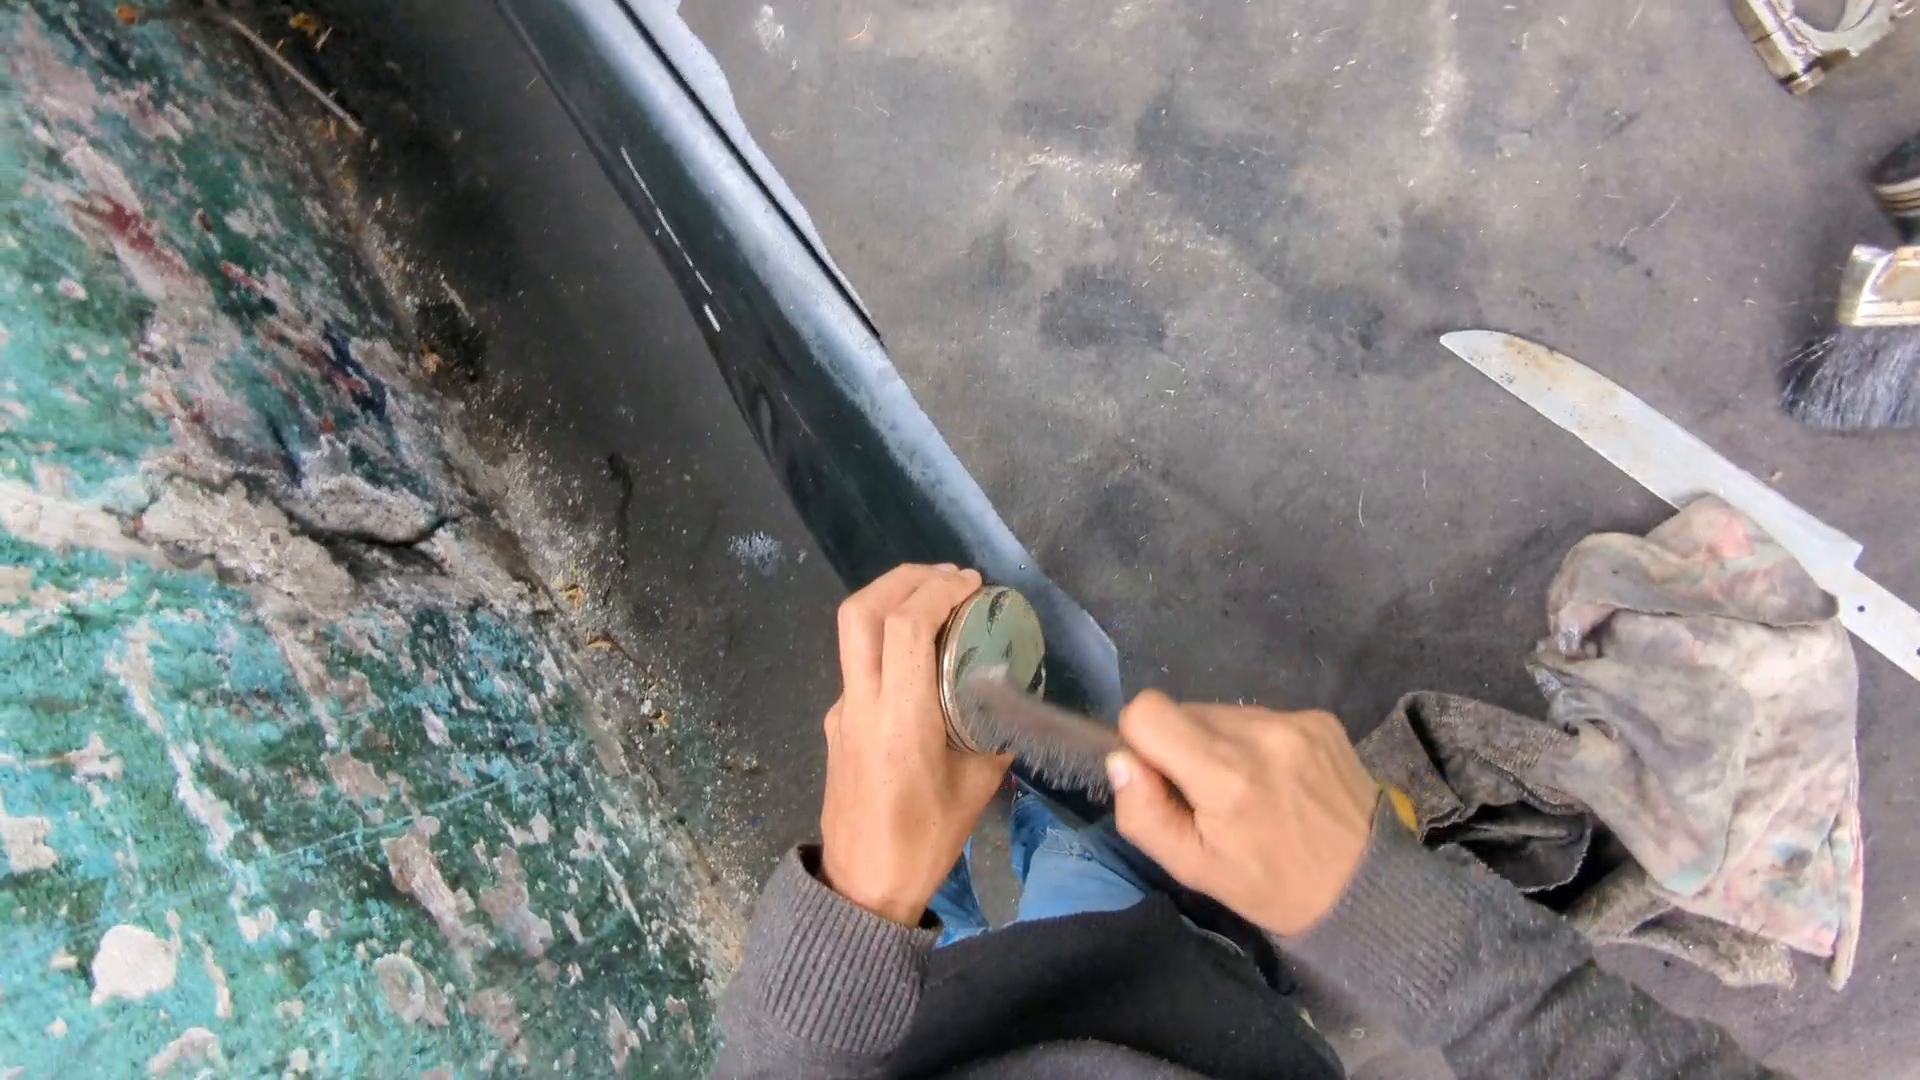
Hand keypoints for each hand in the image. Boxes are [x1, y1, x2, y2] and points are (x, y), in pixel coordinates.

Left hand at [818, 564, 1013, 924]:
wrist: (861, 887)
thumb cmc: (924, 842)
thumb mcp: (976, 786)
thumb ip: (992, 732)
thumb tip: (1007, 695)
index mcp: (899, 719)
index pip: (906, 628)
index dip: (939, 592)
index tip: (973, 584)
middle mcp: (861, 703)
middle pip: (861, 611)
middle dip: (904, 578)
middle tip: (948, 576)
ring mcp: (841, 708)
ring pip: (851, 631)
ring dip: (890, 598)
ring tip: (934, 596)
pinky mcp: (836, 718)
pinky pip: (858, 660)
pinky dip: (887, 635)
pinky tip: (919, 651)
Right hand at [1106, 691, 1379, 936]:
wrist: (1373, 891)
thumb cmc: (1274, 887)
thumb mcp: (1196, 869)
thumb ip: (1144, 813)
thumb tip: (1121, 759)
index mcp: (1224, 774)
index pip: (1146, 711)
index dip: (1141, 741)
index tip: (1161, 778)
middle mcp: (1258, 733)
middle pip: (1182, 710)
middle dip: (1181, 746)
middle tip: (1209, 795)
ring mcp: (1294, 721)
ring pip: (1219, 711)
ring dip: (1217, 743)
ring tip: (1248, 788)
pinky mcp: (1319, 718)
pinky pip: (1258, 715)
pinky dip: (1255, 742)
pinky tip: (1279, 779)